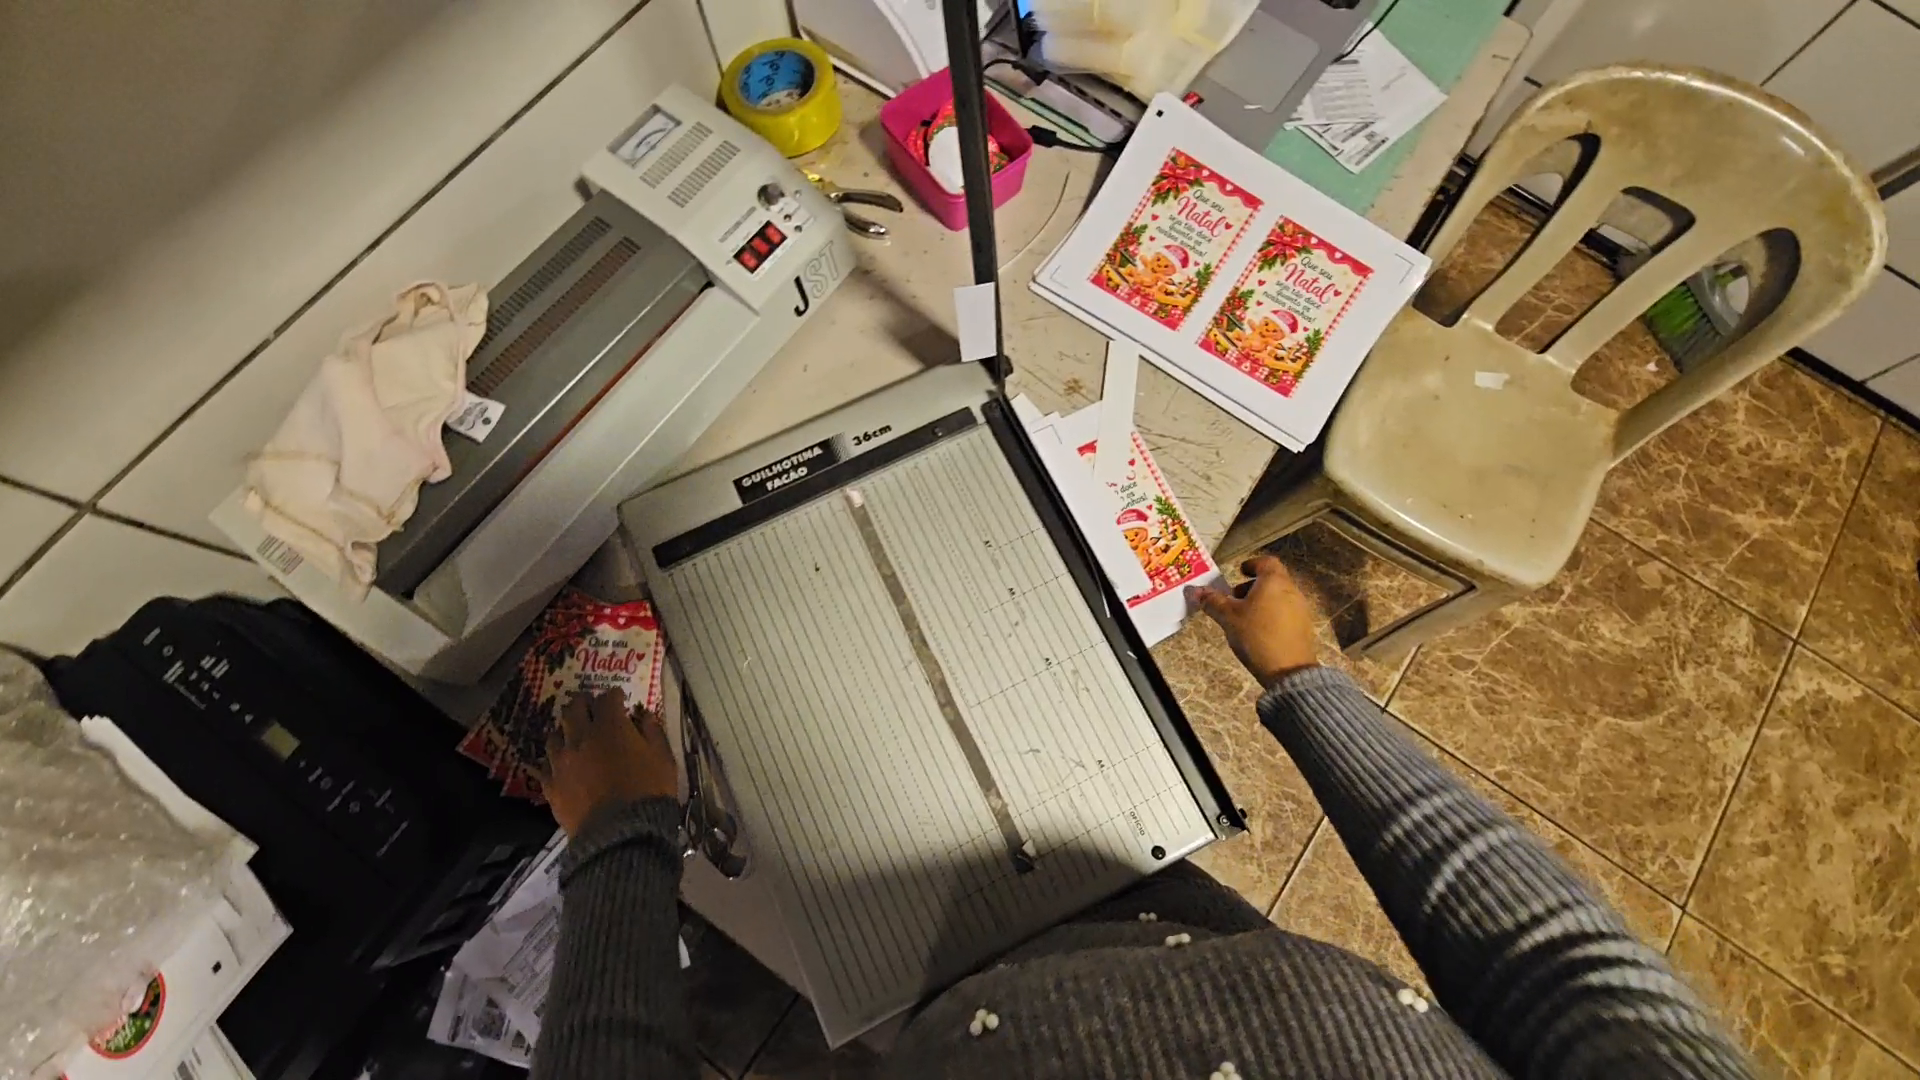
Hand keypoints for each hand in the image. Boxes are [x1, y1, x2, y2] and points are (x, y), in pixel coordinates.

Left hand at [536, 689, 678, 836]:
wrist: (621, 833)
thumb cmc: (649, 791)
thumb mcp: (663, 757)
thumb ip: (652, 731)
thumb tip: (643, 715)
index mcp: (611, 727)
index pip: (607, 699)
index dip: (614, 695)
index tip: (620, 698)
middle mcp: (581, 738)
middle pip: (574, 709)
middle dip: (584, 703)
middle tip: (591, 705)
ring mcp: (561, 762)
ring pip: (554, 734)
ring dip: (565, 729)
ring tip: (573, 733)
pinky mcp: (551, 785)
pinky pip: (546, 764)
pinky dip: (554, 758)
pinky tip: (561, 762)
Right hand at [1188, 555, 1319, 688]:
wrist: (1288, 671)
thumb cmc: (1256, 636)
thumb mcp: (1228, 618)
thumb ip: (1212, 601)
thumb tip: (1194, 590)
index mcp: (1274, 582)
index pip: (1266, 562)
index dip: (1252, 564)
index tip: (1240, 572)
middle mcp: (1292, 591)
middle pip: (1273, 580)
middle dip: (1252, 586)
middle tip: (1235, 599)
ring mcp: (1301, 610)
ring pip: (1279, 596)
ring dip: (1261, 601)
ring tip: (1244, 617)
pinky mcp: (1304, 627)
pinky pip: (1286, 612)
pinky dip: (1272, 614)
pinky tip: (1259, 631)